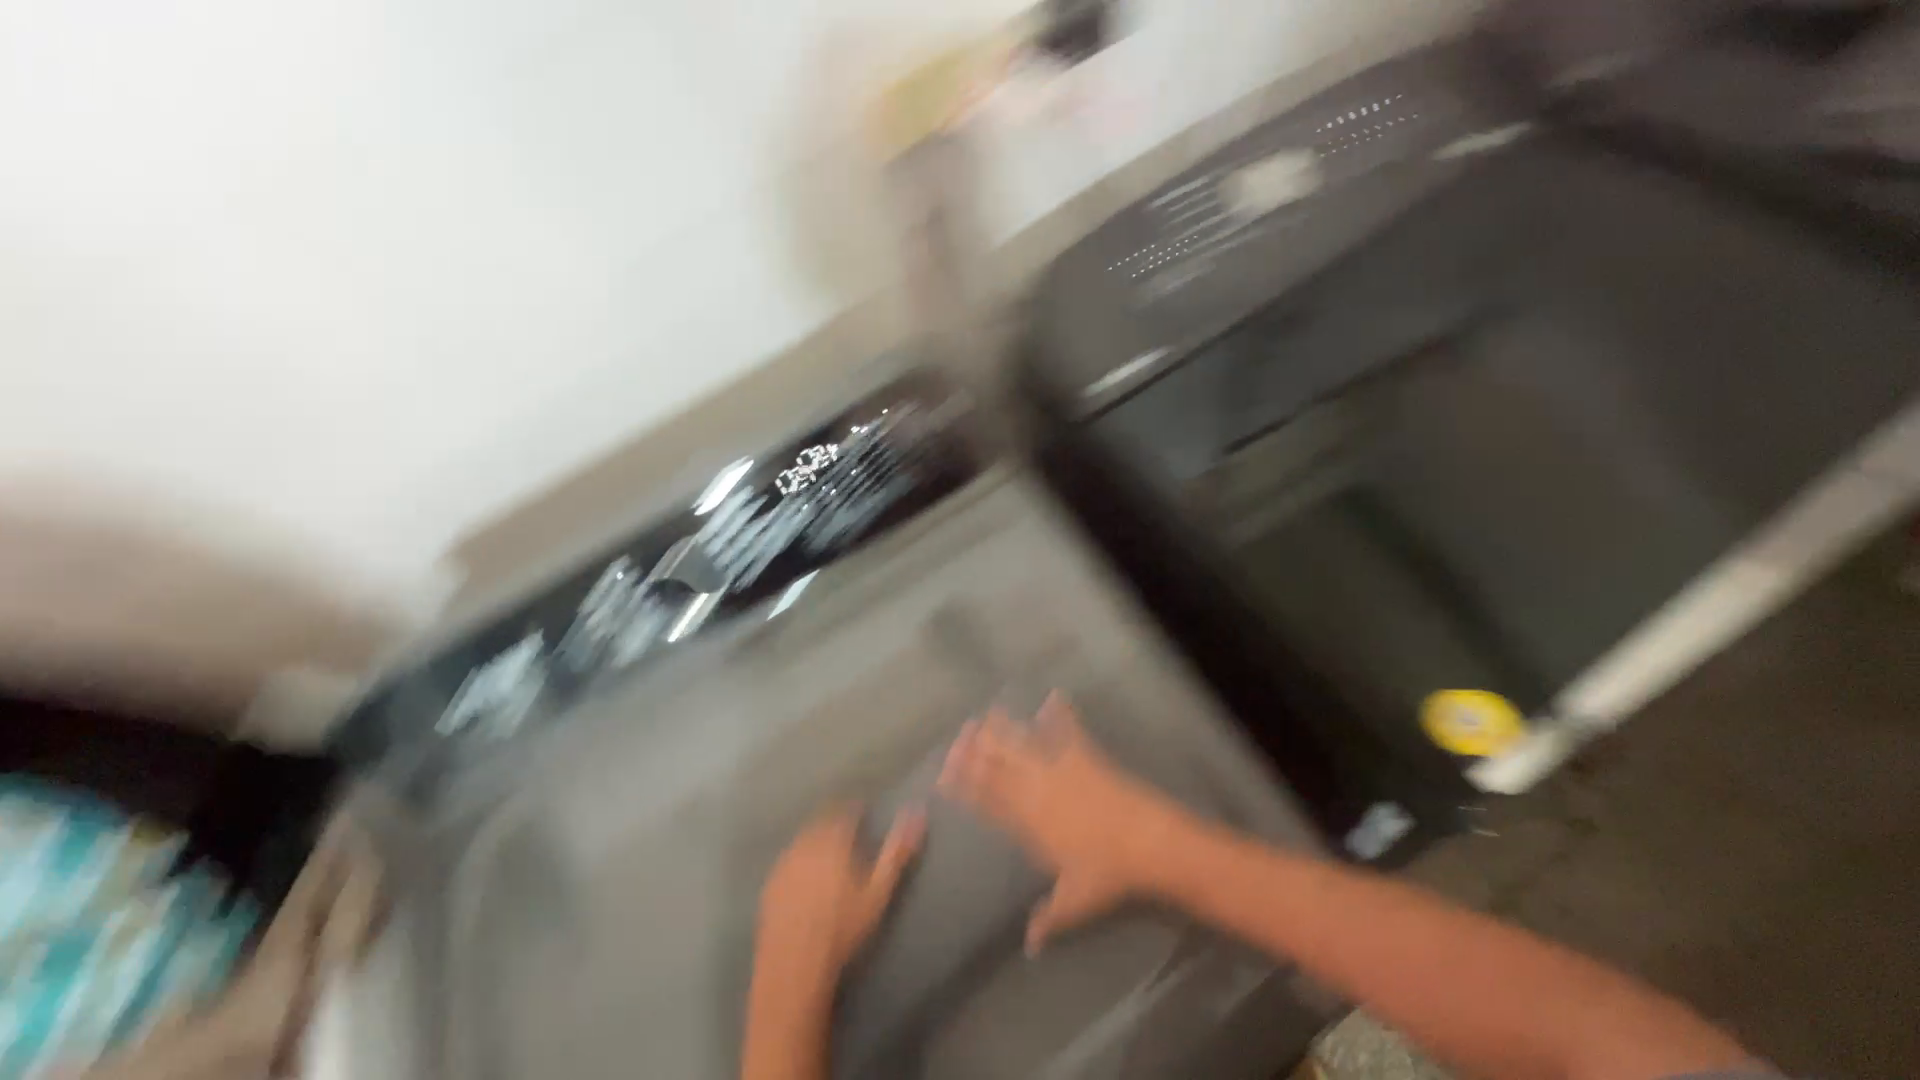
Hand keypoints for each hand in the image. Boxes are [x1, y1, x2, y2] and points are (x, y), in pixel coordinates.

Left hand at [756, 804, 925, 987]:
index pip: (845, 810)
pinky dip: (801, 860)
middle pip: (822, 821)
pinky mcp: (769, 883)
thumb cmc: (844, 926)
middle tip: (852, 833)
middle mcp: (805, 843)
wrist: (795, 963)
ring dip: (818, 839)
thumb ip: (898, 850)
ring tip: (831, 853)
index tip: (867, 813)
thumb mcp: (879, 890)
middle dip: (837, 821)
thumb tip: (918, 811)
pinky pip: (788, 859)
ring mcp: (784, 862)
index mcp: (833, 839)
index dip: (857, 809)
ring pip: (804, 838)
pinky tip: (807, 877)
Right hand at [939, 693, 1191, 955]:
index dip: (964, 785)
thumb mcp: (1074, 903)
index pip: (987, 801)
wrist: (1148, 844)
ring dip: (1004, 729)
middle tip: (958, 736)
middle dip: (975, 750)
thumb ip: (1047, 920)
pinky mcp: (1087, 756)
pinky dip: (1061, 713)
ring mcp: (1061, 769)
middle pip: (997, 766)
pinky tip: (1053, 696)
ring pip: (1023, 744)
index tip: (945, 774)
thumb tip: (1029, 947)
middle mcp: (1036, 791)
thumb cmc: (1108, 875)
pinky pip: (1069, 730)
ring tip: (988, 714)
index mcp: (1027, 823)